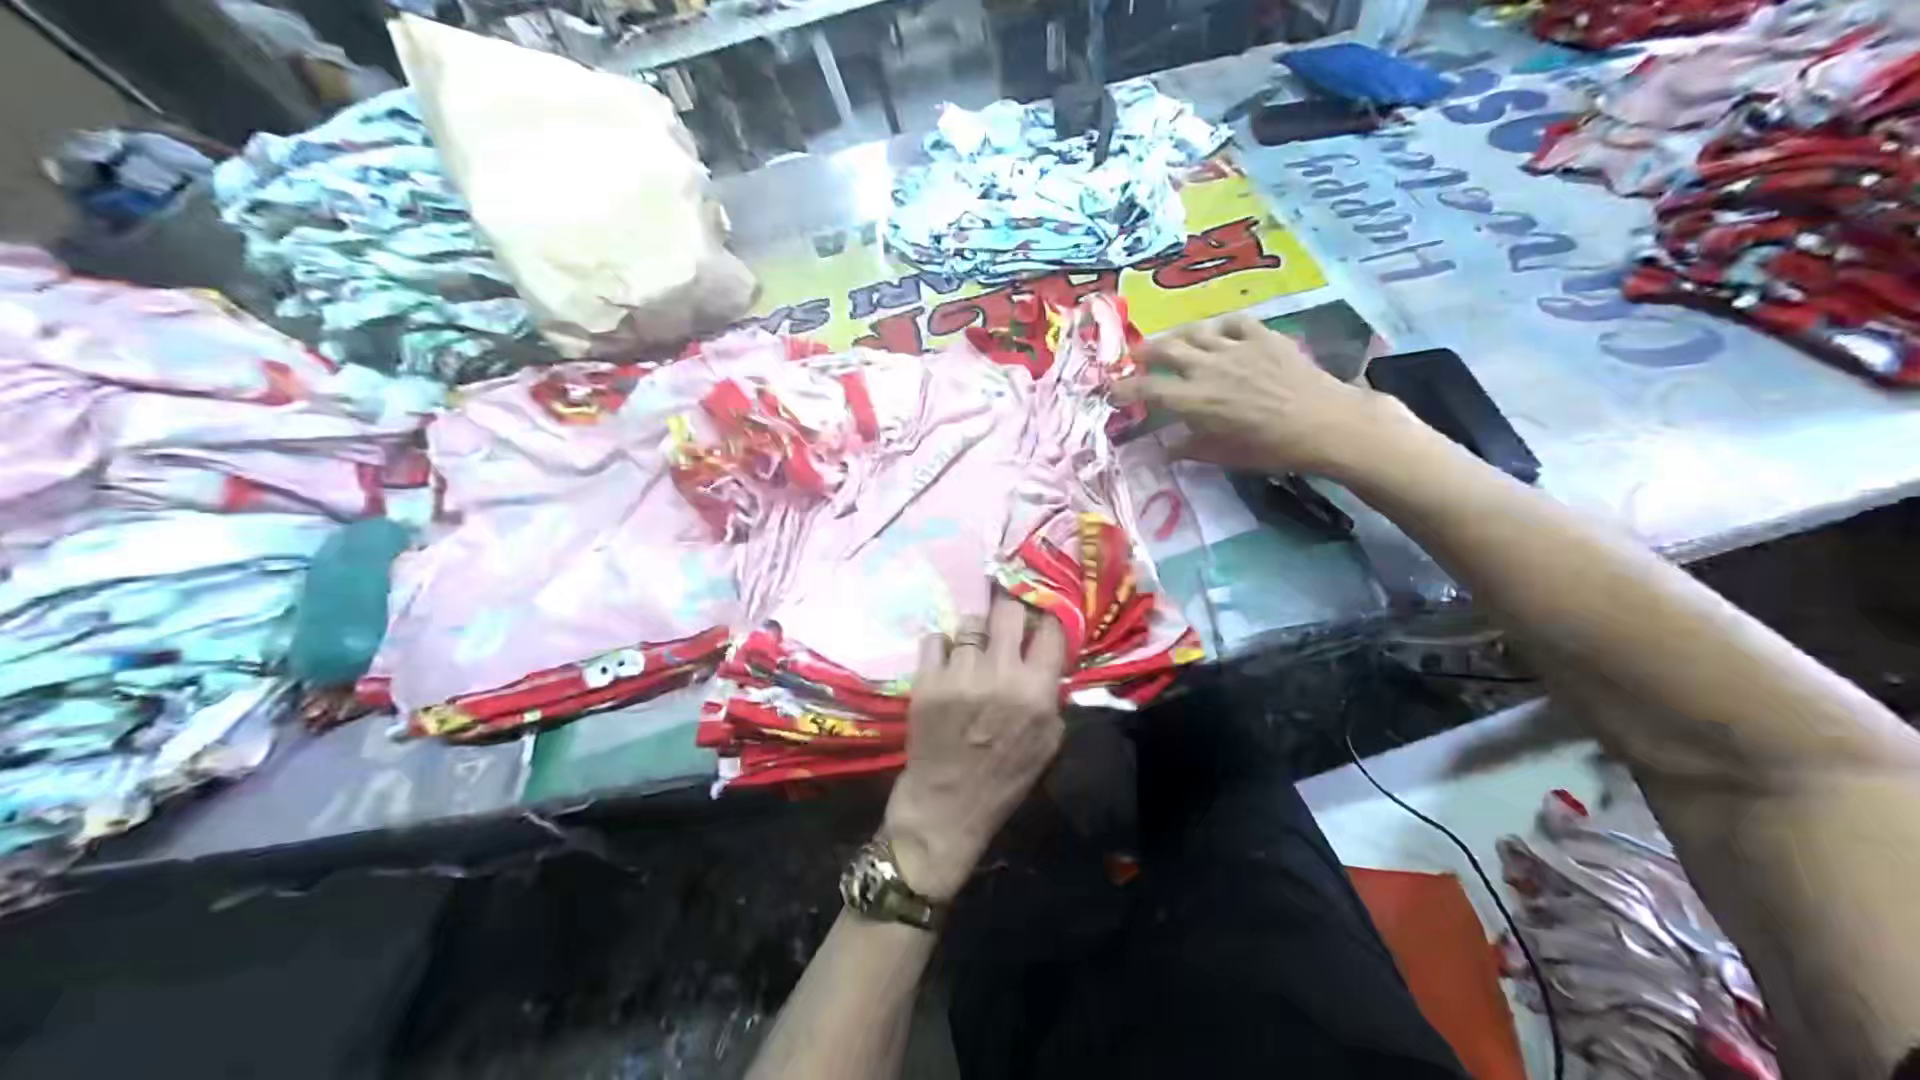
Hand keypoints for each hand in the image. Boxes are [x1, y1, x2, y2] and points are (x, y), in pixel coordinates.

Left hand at [882, 595, 1068, 901]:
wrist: (947, 803)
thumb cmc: (1003, 778)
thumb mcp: (1047, 742)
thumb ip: (1051, 696)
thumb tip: (1046, 656)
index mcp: (1035, 692)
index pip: (1051, 629)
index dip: (1048, 618)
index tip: (1041, 618)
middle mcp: (999, 674)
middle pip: (1009, 610)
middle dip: (1011, 612)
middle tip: (1006, 622)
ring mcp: (959, 674)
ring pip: (970, 622)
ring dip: (975, 632)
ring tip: (973, 648)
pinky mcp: (926, 679)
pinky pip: (935, 638)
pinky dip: (941, 645)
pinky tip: (946, 661)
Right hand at [1112, 313, 1419, 479]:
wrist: (1325, 423)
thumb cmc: (1271, 448)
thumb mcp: (1225, 454)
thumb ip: (1192, 447)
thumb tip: (1166, 448)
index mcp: (1194, 400)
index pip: (1147, 389)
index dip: (1124, 388)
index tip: (1111, 390)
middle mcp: (1207, 368)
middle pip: (1164, 350)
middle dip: (1144, 352)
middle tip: (1135, 356)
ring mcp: (1235, 347)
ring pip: (1194, 331)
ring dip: (1176, 336)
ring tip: (1171, 341)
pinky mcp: (1262, 336)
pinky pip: (1232, 322)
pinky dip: (1219, 326)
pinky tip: (1217, 332)